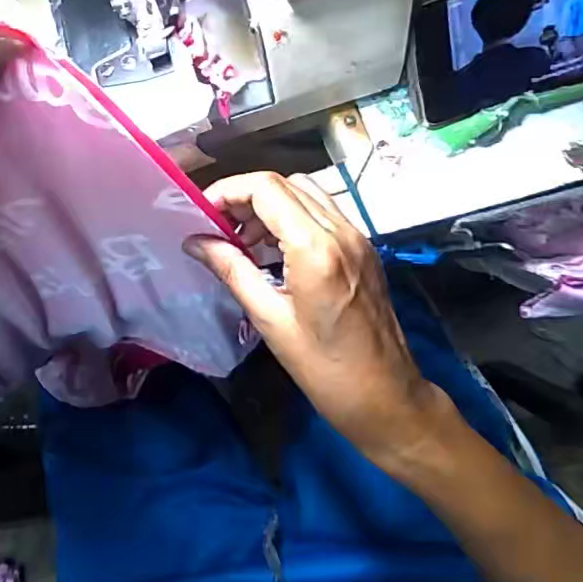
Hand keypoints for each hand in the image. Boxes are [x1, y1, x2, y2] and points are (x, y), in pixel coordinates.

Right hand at [185, 172, 464, 467]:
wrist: (387, 398)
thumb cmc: (324, 368)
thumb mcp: (269, 319)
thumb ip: (231, 270)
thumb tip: (195, 242)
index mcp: (316, 249)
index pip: (266, 188)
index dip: (228, 191)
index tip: (203, 214)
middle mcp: (341, 232)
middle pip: (285, 183)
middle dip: (245, 197)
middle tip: (219, 227)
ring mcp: (357, 238)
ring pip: (305, 192)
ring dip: (268, 205)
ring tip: (242, 240)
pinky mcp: (364, 249)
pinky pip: (322, 212)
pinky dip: (291, 217)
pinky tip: (273, 250)